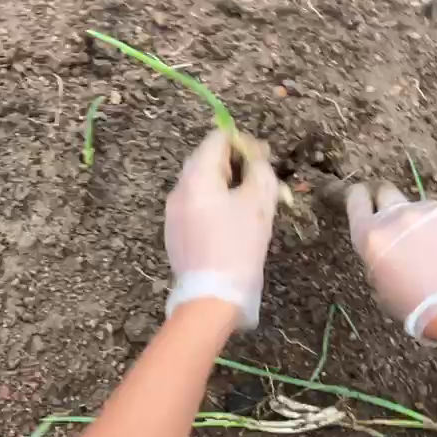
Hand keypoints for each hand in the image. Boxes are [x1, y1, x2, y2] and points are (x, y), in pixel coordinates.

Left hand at [164, 131, 279, 328]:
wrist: (211, 297)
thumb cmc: (238, 247)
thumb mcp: (260, 203)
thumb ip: (261, 170)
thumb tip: (256, 159)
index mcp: (196, 177)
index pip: (217, 139)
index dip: (243, 143)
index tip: (263, 158)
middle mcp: (178, 190)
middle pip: (206, 161)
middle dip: (235, 165)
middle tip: (260, 179)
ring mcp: (173, 214)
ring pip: (201, 187)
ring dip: (225, 187)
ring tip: (249, 204)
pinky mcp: (175, 234)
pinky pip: (195, 208)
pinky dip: (214, 206)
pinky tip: (232, 225)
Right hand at [345, 183, 436, 337]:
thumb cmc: (417, 307)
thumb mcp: (381, 286)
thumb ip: (378, 256)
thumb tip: (386, 248)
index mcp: (372, 235)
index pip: (357, 200)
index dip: (359, 197)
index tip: (362, 198)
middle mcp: (398, 215)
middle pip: (386, 193)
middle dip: (387, 203)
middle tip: (397, 224)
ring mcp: (431, 209)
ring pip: (421, 209)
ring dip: (423, 223)